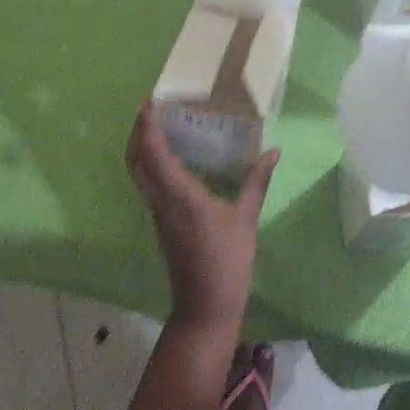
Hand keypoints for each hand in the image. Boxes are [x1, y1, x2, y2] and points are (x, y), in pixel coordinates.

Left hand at [126, 102, 279, 329]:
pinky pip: (147, 185)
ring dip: (141, 148)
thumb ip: (257, 182)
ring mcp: (157, 214)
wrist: (206, 307)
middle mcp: (161, 201)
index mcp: (181, 195)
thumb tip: (274, 151)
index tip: (149, 102)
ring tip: (157, 126)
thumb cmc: (228, 261)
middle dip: (137, 132)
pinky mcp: (160, 223)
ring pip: (138, 174)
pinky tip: (169, 158)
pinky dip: (150, 164)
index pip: (154, 153)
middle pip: (135, 161)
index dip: (148, 126)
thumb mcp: (247, 219)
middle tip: (150, 109)